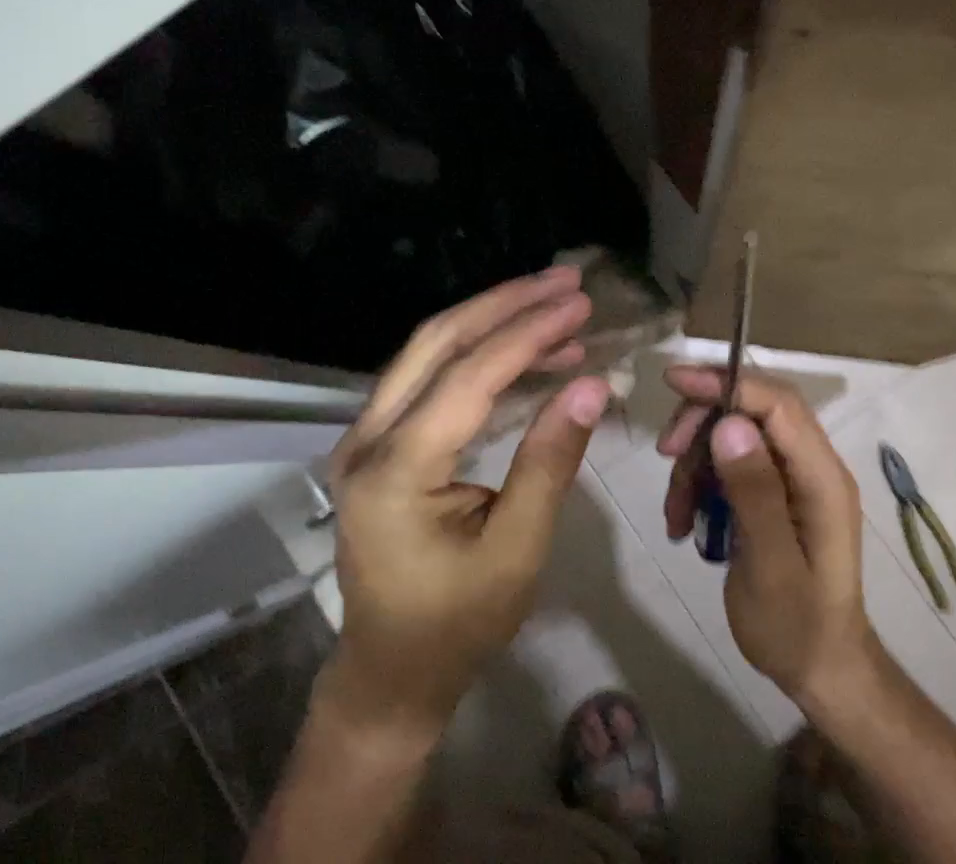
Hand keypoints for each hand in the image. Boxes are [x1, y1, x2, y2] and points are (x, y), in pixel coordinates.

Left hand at [324, 267, 612, 735]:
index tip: (580, 304)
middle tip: (566, 284)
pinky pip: (426, 384)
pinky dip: (476, 362)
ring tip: (559, 315)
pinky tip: (525, 359)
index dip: (528, 334)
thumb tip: (592, 385)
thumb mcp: (516, 550)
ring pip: (427, 356)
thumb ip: (549, 462)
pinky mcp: (377, 448)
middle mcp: (366, 440)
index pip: (468, 377)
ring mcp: (364, 440)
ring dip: (492, 328)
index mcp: (395, 469)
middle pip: (435, 344)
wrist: (392, 672)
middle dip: (503, 305)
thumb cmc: (458, 623)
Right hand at [657, 367, 879, 709]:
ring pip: (733, 441)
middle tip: (665, 454)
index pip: (778, 403)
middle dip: (702, 426)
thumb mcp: (770, 565)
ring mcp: (792, 483)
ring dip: (695, 466)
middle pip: (752, 413)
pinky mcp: (773, 499)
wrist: (819, 669)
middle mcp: (811, 469)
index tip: (673, 382)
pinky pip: (730, 470)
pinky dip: (700, 487)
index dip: (727, 383)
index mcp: (822, 478)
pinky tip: (684, 523)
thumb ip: (755, 492)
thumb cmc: (797, 625)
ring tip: (676, 515)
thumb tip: (730, 425)